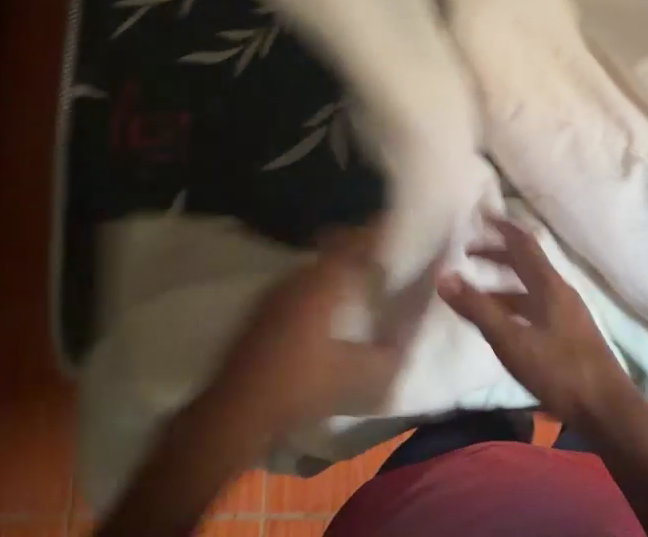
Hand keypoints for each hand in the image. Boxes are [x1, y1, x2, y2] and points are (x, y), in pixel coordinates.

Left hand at [202, 225, 412, 441]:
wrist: (234, 416)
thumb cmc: (299, 388)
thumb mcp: (359, 377)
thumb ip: (394, 352)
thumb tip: (413, 335)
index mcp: (323, 283)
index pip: (356, 241)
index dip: (378, 232)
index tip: (397, 230)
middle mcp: (296, 278)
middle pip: (333, 249)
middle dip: (358, 252)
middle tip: (382, 264)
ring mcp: (272, 295)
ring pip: (313, 270)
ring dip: (335, 274)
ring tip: (357, 292)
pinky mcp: (258, 315)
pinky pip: (296, 289)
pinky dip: (315, 293)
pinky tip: (325, 320)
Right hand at [437, 216, 636, 425]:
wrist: (606, 408)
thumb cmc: (559, 371)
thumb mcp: (512, 341)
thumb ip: (478, 309)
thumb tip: (444, 276)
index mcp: (549, 285)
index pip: (523, 244)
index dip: (502, 227)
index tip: (482, 213)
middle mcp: (559, 292)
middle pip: (527, 263)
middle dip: (498, 254)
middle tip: (470, 253)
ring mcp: (567, 313)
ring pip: (531, 287)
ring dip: (504, 283)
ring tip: (478, 290)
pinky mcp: (569, 334)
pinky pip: (536, 306)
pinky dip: (515, 304)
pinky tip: (504, 323)